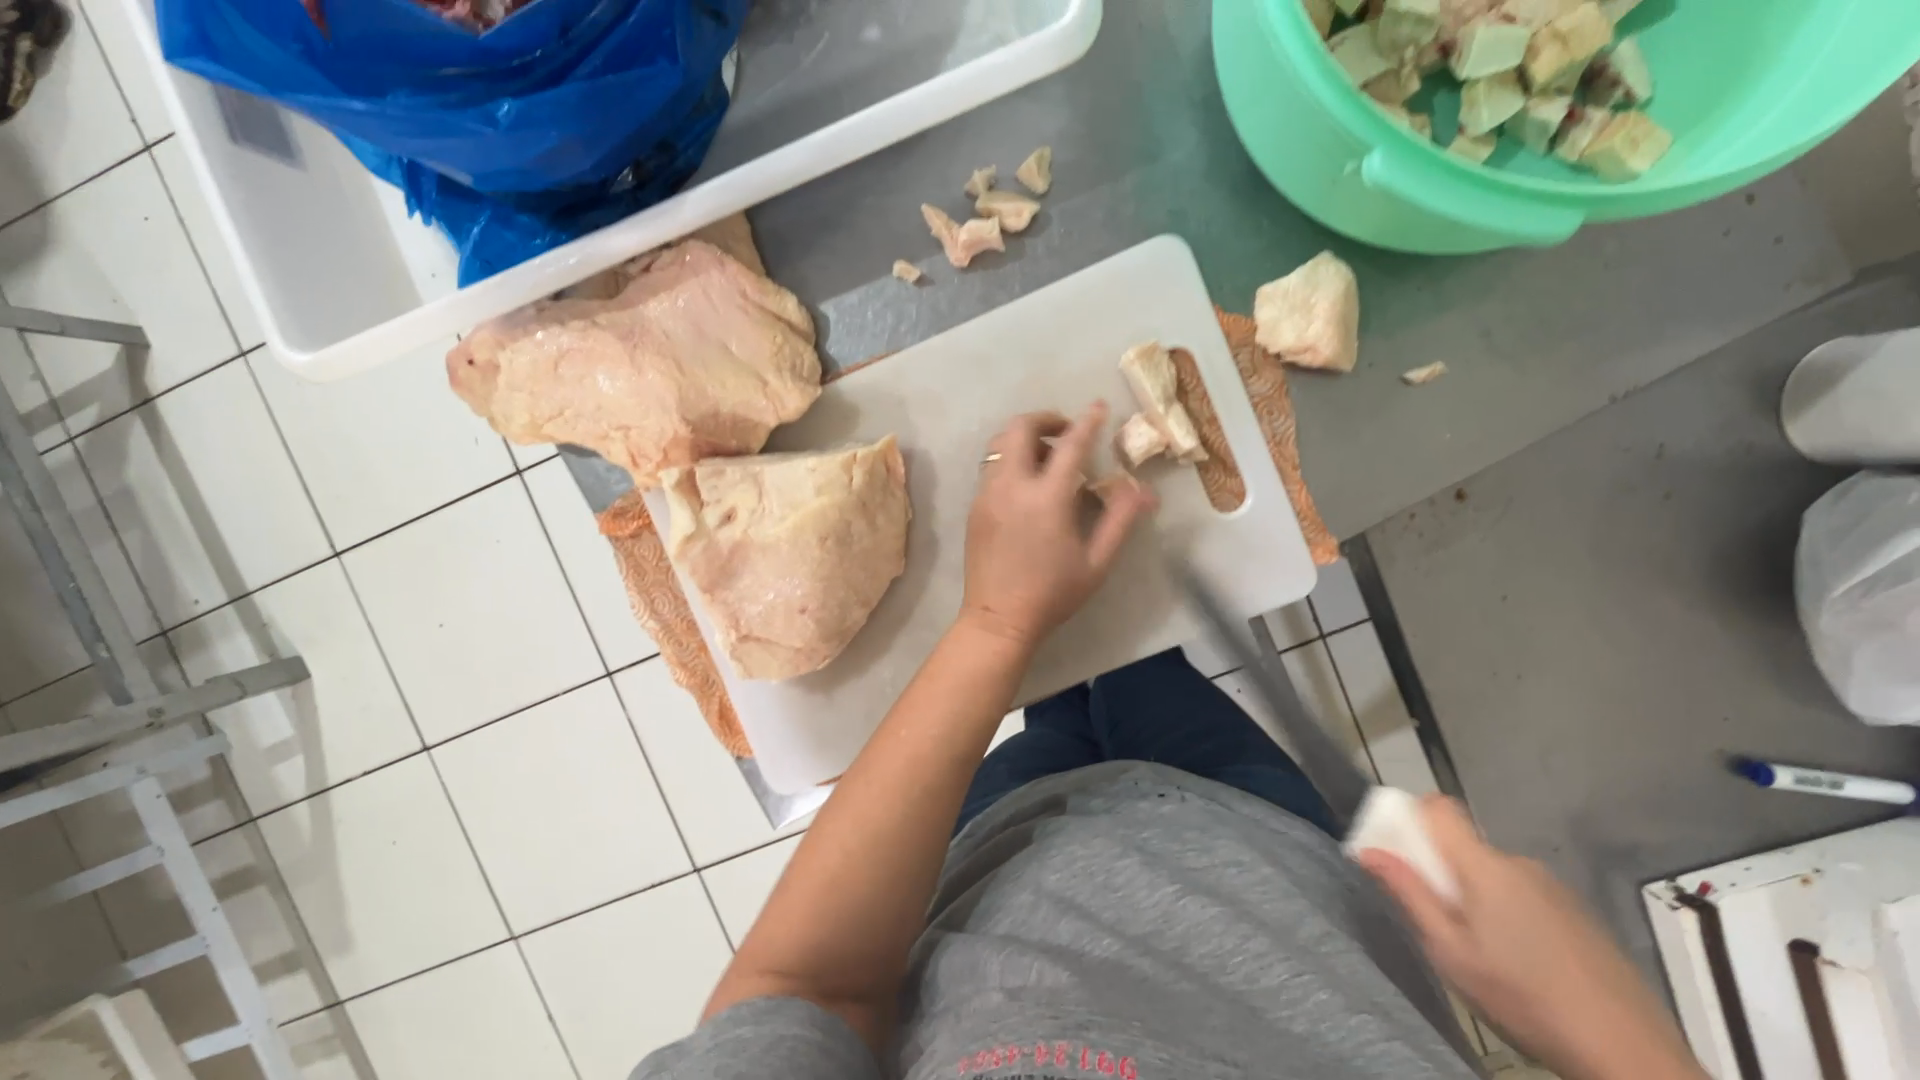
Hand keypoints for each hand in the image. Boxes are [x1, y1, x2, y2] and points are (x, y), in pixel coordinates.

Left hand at [960, 402, 1155, 649]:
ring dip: (1024, 438)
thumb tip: (1146, 490)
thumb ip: (1120, 520)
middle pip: (1019, 428)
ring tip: (1047, 456)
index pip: (1070, 446)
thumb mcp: (1096, 562)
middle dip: (1045, 419)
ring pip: (999, 444)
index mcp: (1046, 499)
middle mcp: (1011, 487)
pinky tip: (1028, 483)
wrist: (998, 619)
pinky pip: (991, 467)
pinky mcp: (975, 507)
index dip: (1087, 422)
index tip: (1098, 407)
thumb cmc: (1052, 594)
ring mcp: (987, 495)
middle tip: (1067, 431)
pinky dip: (1010, 459)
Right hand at [1357, 796, 1705, 1079]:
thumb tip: (1368, 850)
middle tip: (1441, 929)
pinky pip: (1524, 897)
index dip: (1412, 818)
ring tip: (1486, 957)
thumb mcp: (1451, 953)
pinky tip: (1524, 967)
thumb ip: (1409, 894)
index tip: (1401, 855)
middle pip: (1464, 848)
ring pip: (1494, 876)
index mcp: (1484, 866)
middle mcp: (1520, 863)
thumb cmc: (1523, 998)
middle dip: (1443, 875)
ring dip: (1478, 900)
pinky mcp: (1578, 914)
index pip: (1439, 807)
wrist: (1628, 1050)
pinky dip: (1511, 917)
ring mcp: (1555, 888)